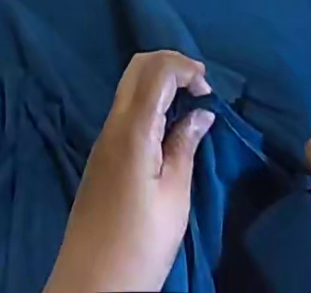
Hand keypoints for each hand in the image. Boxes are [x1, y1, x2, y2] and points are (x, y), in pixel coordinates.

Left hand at [45, 52, 215, 292]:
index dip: (187, 68)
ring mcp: (103, 140)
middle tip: (200, 86)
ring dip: (162, 80)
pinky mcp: (102, 155)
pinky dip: (151, 99)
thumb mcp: (174, 197)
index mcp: (132, 132)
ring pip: (131, 84)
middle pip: (138, 66)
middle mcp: (113, 126)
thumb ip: (185, 145)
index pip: (157, 70)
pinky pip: (127, 106)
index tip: (208, 92)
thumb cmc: (138, 247)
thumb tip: (201, 112)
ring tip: (190, 104)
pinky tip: (170, 124)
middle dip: (173, 64)